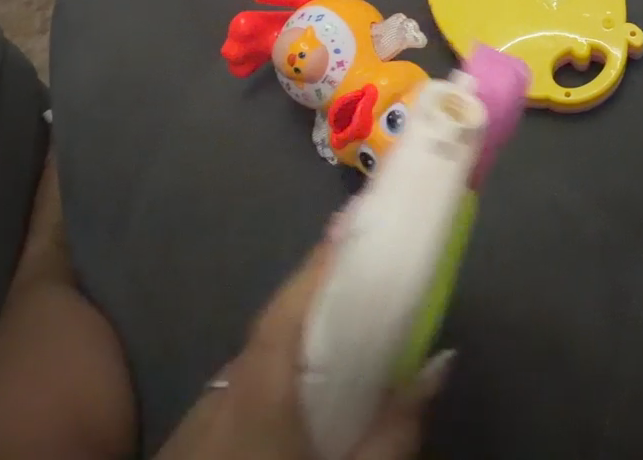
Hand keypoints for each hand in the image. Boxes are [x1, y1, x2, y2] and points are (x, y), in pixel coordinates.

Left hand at [154, 224, 448, 459]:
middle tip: (362, 249)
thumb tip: (441, 360)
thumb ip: (396, 425)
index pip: (296, 300)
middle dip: (320, 279)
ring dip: (302, 318)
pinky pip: (251, 375)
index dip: (326, 255)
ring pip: (263, 346)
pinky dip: (283, 356)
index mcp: (264, 382)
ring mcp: (210, 404)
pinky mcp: (201, 428)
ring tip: (345, 303)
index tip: (356, 213)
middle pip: (280, 315)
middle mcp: (232, 380)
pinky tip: (304, 373)